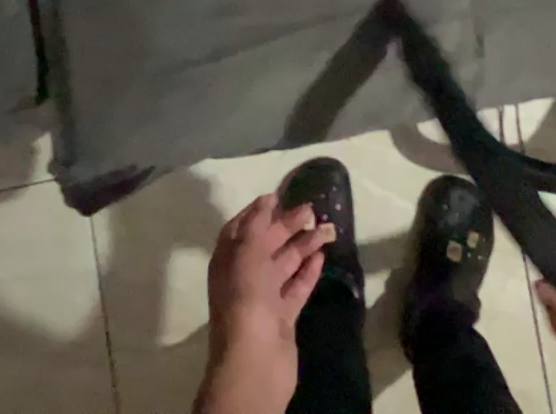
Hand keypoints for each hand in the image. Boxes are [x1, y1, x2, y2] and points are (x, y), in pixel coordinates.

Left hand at [194, 194, 337, 413]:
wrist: (255, 361)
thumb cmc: (246, 298)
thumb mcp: (246, 252)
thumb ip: (257, 223)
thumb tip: (267, 199)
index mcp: (228, 260)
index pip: (240, 227)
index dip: (258, 211)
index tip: (280, 195)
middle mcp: (243, 276)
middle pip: (266, 243)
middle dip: (287, 224)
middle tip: (312, 208)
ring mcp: (263, 298)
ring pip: (285, 263)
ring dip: (304, 244)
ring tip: (328, 228)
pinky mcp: (283, 316)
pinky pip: (296, 286)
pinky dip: (308, 271)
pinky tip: (322, 256)